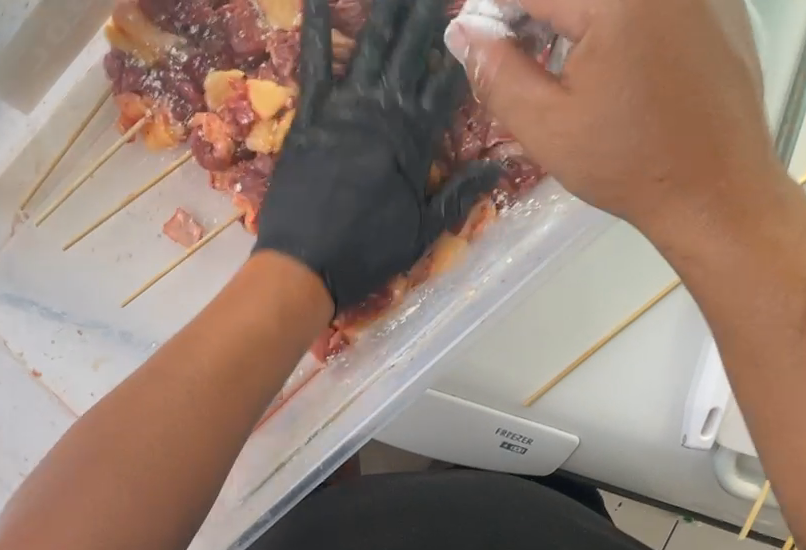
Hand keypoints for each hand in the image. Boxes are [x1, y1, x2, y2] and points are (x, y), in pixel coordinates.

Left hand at [254, 0, 500, 309]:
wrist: (305, 267)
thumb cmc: (366, 254)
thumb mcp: (423, 231)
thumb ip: (461, 194)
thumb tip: (500, 168)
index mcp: (417, 138)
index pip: (450, 79)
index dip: (464, 44)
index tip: (475, 16)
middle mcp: (385, 111)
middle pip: (414, 48)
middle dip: (430, 11)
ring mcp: (345, 108)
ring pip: (372, 42)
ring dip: (389, 6)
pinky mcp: (309, 114)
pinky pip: (315, 60)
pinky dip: (317, 23)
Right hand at [448, 0, 777, 237]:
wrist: (716, 187)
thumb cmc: (626, 164)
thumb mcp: (546, 126)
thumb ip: (497, 73)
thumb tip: (462, 33)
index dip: (491, 8)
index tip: (470, 31)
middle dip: (531, 10)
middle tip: (508, 44)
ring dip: (569, 15)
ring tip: (553, 52)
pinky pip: (647, 1)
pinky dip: (612, 18)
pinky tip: (607, 59)